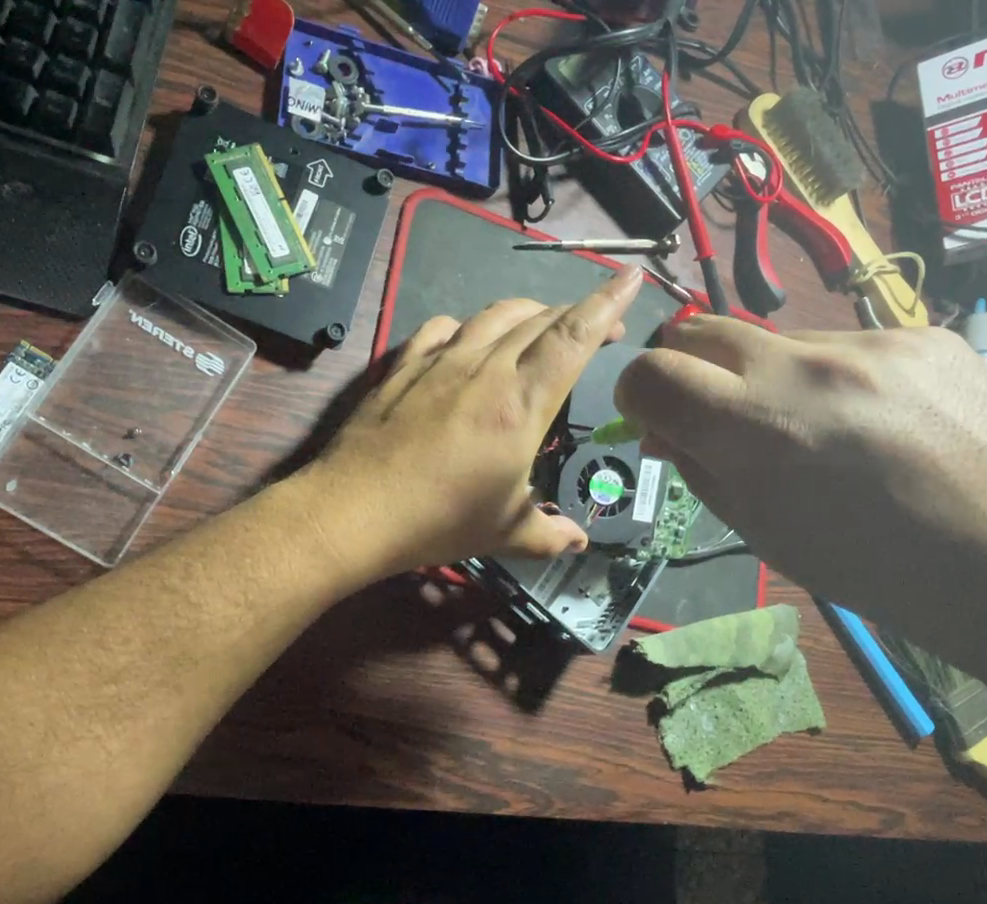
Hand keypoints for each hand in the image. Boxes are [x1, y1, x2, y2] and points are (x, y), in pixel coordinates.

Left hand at [306, 267, 643, 572]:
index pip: (573, 336)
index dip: (607, 304)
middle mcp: (484, 369)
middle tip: (594, 327)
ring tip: (539, 326)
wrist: (355, 510)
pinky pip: (442, 328)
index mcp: (521, 404)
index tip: (632, 280)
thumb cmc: (437, 521)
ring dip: (526, 313)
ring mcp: (439, 362)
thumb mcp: (504, 533)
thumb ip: (548, 534)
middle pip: (539, 319)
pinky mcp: (403, 366)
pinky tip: (466, 340)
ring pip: (492, 315)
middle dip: (576, 313)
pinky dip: (467, 326)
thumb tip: (578, 541)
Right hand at [613, 317, 986, 631]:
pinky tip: (879, 425)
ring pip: (777, 340)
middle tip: (715, 414)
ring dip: (770, 378)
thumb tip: (669, 429)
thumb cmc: (871, 568)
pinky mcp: (924, 334)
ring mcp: (870, 341)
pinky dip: (835, 379)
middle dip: (689, 368)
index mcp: (754, 426)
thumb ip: (700, 468)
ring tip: (822, 434)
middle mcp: (803, 364)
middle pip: (702, 329)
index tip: (656, 420)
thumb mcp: (760, 531)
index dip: (637, 394)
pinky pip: (846, 345)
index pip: (650, 371)